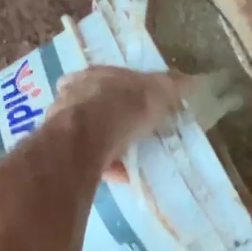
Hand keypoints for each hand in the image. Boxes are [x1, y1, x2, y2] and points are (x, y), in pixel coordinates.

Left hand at [48, 67, 187, 154]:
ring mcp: (63, 122)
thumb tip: (190, 80)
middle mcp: (74, 94)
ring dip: (107, 144)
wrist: (86, 137)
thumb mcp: (159, 90)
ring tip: (132, 158)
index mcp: (96, 75)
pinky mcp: (61, 149)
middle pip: (95, 104)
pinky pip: (87, 158)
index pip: (109, 77)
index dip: (126, 90)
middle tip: (135, 132)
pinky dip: (105, 166)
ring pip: (88, 132)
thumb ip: (172, 85)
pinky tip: (124, 175)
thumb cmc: (124, 105)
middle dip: (113, 118)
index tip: (142, 104)